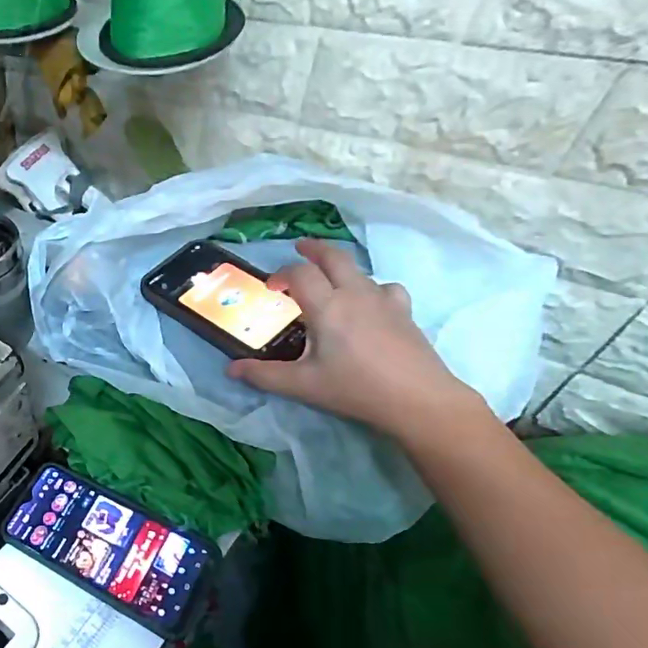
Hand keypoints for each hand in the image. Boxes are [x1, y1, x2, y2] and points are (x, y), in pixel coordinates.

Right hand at [227, 238, 489, 439]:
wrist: (416, 398)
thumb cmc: (354, 389)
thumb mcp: (302, 385)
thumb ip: (264, 375)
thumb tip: (231, 370)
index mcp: (327, 306)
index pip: (299, 274)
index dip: (281, 274)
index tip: (271, 288)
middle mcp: (355, 293)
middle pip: (333, 257)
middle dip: (313, 249)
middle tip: (299, 249)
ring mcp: (383, 299)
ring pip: (358, 270)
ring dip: (339, 269)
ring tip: (329, 282)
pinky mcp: (404, 311)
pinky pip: (384, 287)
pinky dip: (369, 288)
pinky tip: (369, 303)